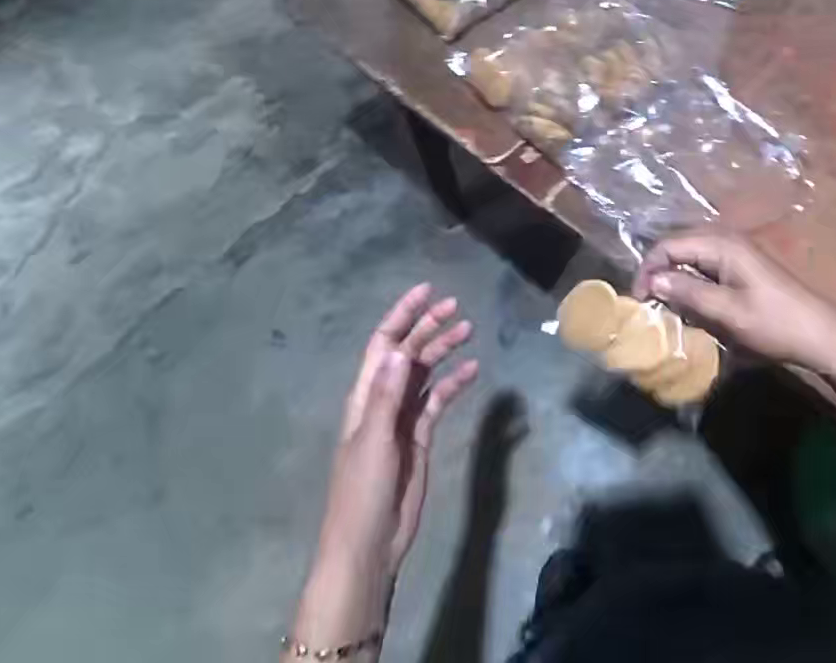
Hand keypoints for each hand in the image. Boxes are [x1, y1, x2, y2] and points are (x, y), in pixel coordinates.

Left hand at [316, 285, 479, 581]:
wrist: (370, 543)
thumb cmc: (362, 490)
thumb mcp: (373, 440)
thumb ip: (386, 396)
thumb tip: (400, 349)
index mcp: (366, 394)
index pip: (384, 343)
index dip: (402, 315)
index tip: (426, 292)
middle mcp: (385, 398)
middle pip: (409, 352)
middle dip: (428, 327)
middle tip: (456, 307)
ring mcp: (404, 417)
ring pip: (426, 373)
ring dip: (444, 350)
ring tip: (469, 330)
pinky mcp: (421, 436)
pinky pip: (440, 400)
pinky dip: (455, 383)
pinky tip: (473, 370)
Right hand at [634, 232, 835, 370]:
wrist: (823, 337)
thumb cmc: (776, 324)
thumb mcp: (727, 312)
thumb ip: (688, 293)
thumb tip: (652, 281)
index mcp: (721, 245)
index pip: (668, 246)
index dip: (648, 270)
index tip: (641, 301)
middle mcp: (725, 240)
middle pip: (676, 248)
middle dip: (658, 273)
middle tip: (650, 304)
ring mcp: (734, 252)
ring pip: (689, 258)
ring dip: (674, 280)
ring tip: (667, 307)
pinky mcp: (740, 267)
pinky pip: (703, 267)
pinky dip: (691, 284)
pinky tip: (691, 306)